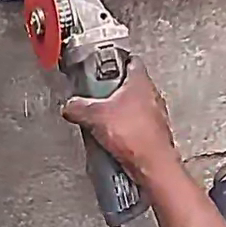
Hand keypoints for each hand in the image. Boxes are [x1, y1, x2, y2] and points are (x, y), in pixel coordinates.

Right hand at [61, 64, 180, 182]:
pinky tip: (114, 138)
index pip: (131, 61)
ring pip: (135, 106)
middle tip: (98, 96)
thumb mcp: (94, 116)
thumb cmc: (134, 136)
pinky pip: (137, 126)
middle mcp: (152, 96)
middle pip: (131, 85)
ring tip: (104, 120)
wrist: (152, 165)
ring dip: (120, 111)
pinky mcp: (154, 134)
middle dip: (114, 91)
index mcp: (140, 82)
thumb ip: (78, 108)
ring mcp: (155, 116)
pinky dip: (126, 129)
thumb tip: (69, 106)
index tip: (105, 66)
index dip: (117, 61)